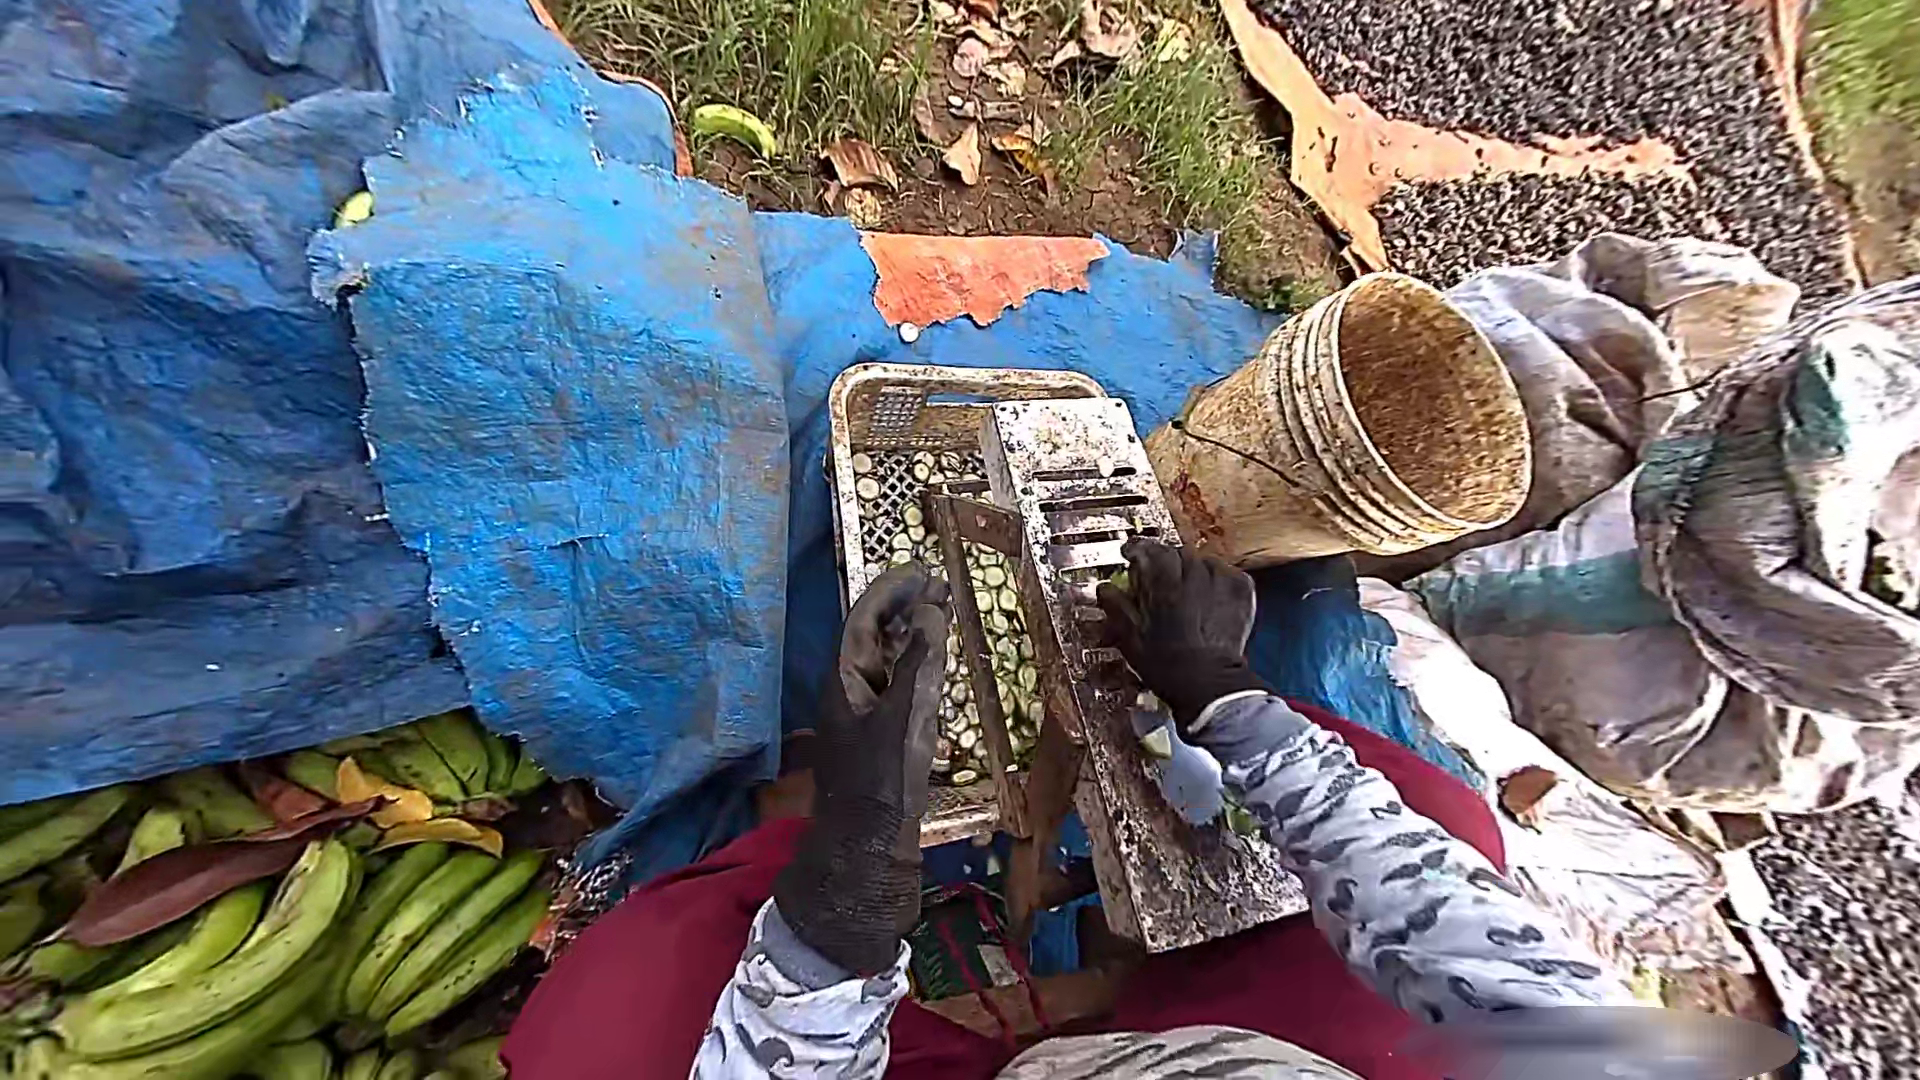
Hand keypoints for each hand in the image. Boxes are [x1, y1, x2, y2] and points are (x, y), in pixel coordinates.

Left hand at [774, 564, 949, 974]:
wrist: (868, 850)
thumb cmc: (882, 781)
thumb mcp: (904, 714)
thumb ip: (918, 660)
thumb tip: (929, 608)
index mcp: (844, 678)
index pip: (865, 618)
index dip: (891, 590)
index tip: (920, 570)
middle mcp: (851, 687)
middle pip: (876, 634)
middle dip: (905, 606)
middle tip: (939, 586)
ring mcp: (866, 710)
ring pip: (888, 657)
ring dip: (914, 632)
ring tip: (942, 610)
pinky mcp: (882, 730)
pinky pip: (898, 682)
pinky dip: (918, 662)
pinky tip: (935, 658)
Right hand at [1096, 538, 1268, 733]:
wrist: (1209, 684)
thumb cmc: (1167, 664)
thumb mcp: (1129, 636)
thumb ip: (1115, 606)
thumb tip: (1105, 589)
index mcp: (1163, 582)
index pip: (1148, 548)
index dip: (1136, 548)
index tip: (1130, 552)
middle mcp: (1193, 575)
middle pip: (1175, 552)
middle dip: (1164, 561)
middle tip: (1156, 577)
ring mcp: (1221, 580)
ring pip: (1201, 560)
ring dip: (1189, 569)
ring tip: (1184, 588)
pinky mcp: (1241, 591)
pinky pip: (1225, 571)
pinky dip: (1215, 577)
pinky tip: (1207, 594)